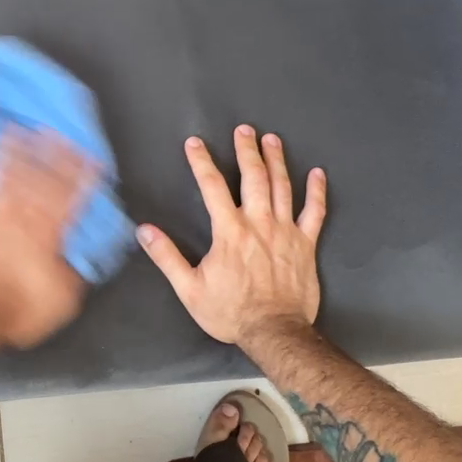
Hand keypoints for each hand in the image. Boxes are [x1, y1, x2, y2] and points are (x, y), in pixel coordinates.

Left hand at [0, 127, 95, 348]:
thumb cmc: (20, 307)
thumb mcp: (63, 298)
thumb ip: (73, 274)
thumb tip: (80, 262)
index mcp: (49, 233)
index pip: (70, 197)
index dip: (82, 175)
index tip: (90, 156)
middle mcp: (22, 217)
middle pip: (37, 178)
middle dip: (48, 152)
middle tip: (52, 130)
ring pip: (3, 176)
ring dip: (9, 151)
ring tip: (13, 128)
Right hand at [137, 125, 326, 345]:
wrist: (275, 332)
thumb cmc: (230, 312)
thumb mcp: (189, 288)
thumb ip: (167, 256)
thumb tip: (144, 230)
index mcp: (229, 231)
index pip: (212, 187)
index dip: (201, 162)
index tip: (195, 143)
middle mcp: (258, 223)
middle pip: (253, 177)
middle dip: (246, 150)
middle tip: (244, 129)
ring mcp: (286, 232)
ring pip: (283, 187)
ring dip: (277, 161)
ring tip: (272, 140)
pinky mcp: (306, 244)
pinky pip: (315, 212)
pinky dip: (317, 191)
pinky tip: (317, 174)